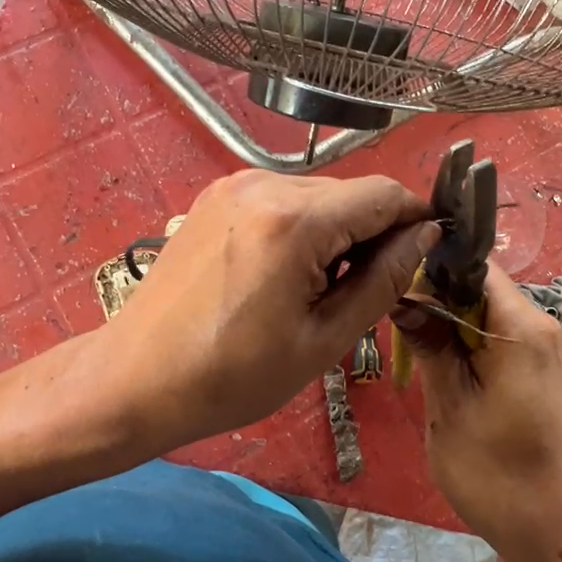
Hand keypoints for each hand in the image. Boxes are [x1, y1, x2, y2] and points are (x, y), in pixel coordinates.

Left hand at [104, 170, 438, 447]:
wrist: (135, 379)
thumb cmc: (232, 375)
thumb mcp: (322, 339)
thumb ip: (382, 280)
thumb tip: (423, 236)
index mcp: (293, 219)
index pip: (383, 193)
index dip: (415, 220)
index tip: (426, 256)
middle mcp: (263, 183)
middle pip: (349, 193)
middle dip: (373, 233)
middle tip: (367, 293)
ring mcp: (232, 185)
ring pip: (316, 195)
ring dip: (336, 233)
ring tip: (318, 292)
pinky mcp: (214, 198)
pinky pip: (281, 201)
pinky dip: (300, 229)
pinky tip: (285, 275)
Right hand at [396, 264, 561, 560]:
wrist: (548, 535)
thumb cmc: (495, 472)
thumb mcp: (450, 405)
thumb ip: (431, 342)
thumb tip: (403, 293)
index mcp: (524, 327)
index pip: (476, 267)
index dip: (433, 268)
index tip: (392, 280)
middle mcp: (542, 328)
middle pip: (481, 290)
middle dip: (436, 299)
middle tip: (392, 318)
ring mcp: (544, 353)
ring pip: (486, 317)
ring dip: (449, 326)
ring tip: (408, 342)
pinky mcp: (539, 376)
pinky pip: (499, 342)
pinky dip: (468, 347)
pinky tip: (441, 368)